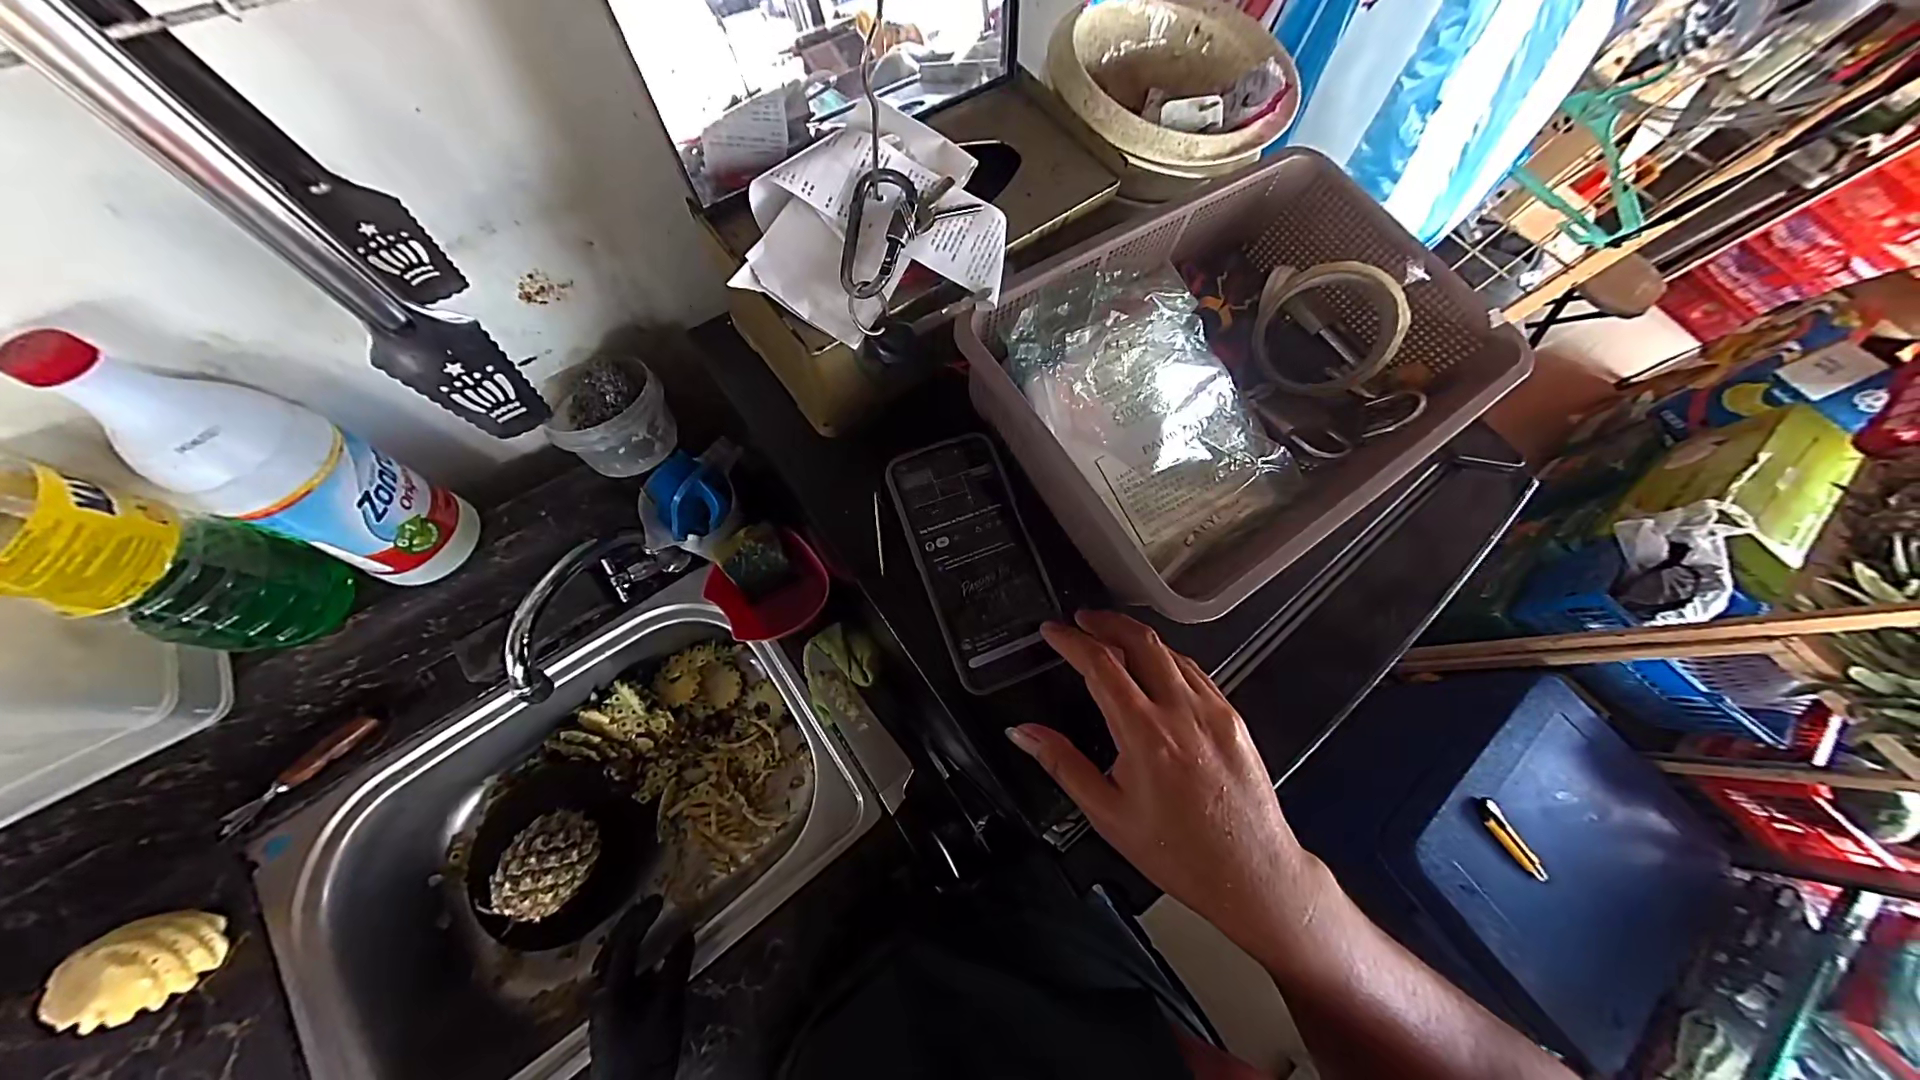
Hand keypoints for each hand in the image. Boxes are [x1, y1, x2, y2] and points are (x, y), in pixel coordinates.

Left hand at [590, 895, 694, 1079]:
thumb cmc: (646, 1052)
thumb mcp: (667, 1008)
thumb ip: (675, 968)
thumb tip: (685, 933)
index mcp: (612, 988)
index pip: (626, 942)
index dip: (643, 918)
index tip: (661, 899)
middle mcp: (601, 993)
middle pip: (613, 949)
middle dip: (632, 924)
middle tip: (653, 906)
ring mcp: (603, 1007)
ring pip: (613, 963)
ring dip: (631, 941)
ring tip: (650, 927)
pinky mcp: (609, 1018)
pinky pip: (618, 976)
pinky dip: (633, 959)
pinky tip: (648, 963)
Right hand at [1007, 611, 1312, 957]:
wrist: (1254, 875)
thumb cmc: (1184, 853)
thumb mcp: (1107, 814)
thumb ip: (1062, 764)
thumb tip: (1026, 734)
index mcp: (1147, 735)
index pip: (1101, 664)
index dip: (1071, 640)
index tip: (1054, 631)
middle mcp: (1183, 714)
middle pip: (1140, 640)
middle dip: (1105, 621)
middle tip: (1082, 619)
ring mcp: (1214, 712)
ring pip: (1170, 650)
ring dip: (1136, 635)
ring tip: (1112, 637)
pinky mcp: (1234, 718)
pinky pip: (1196, 671)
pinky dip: (1167, 657)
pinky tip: (1157, 665)